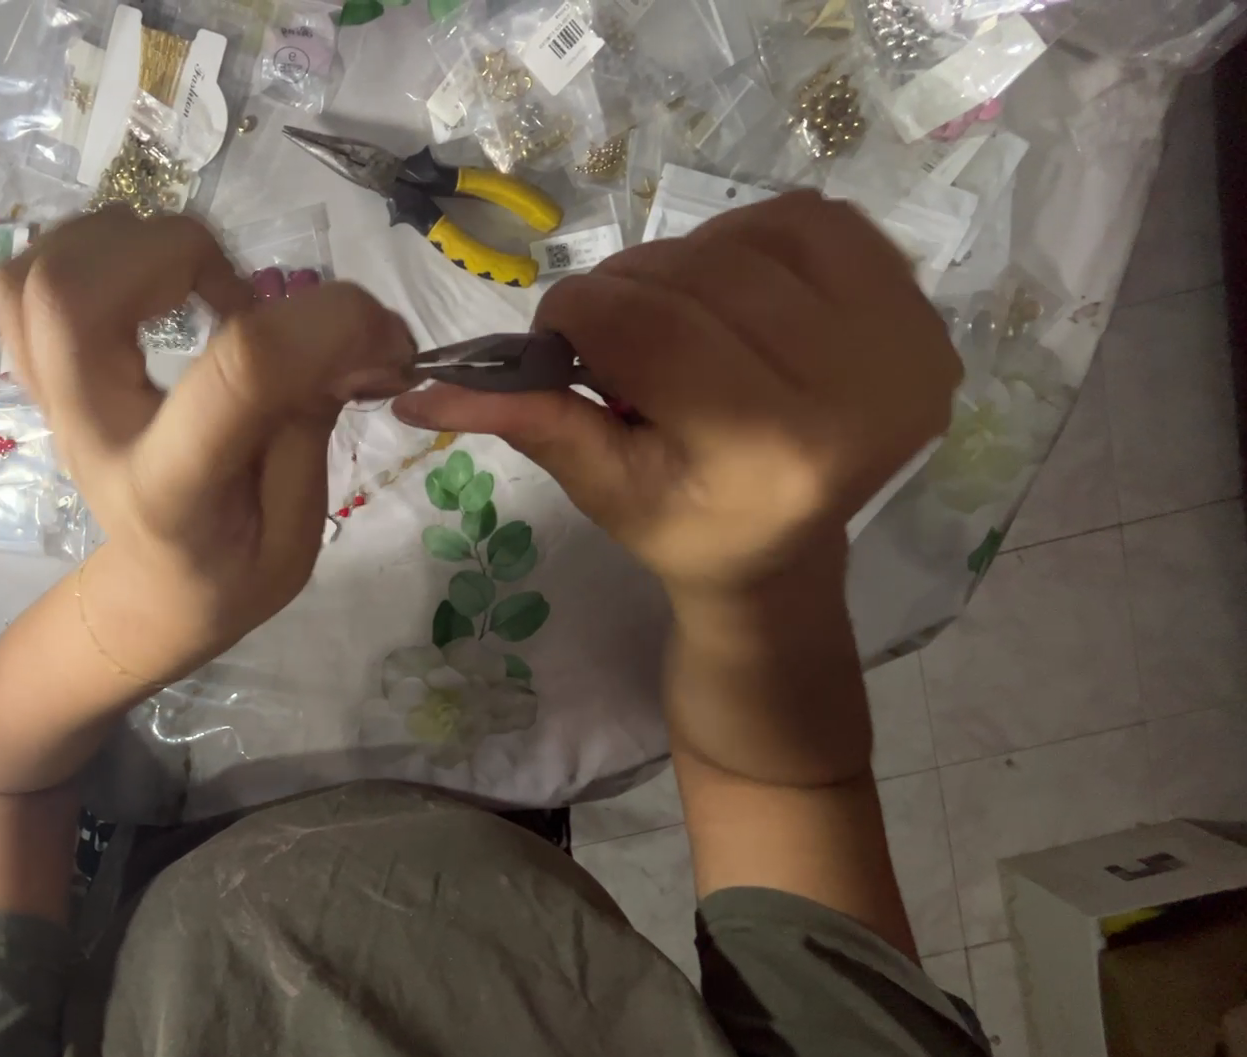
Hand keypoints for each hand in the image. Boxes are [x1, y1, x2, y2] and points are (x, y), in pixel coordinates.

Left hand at [0, 208, 415, 682]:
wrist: (153, 593)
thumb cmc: (233, 573)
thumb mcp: (297, 536)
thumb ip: (311, 427)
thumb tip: (352, 333)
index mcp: (169, 490)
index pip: (237, 374)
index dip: (325, 325)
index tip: (381, 332)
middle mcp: (94, 434)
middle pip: (77, 295)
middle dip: (181, 253)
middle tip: (242, 296)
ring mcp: (54, 403)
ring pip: (41, 273)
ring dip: (127, 243)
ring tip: (193, 282)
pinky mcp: (42, 379)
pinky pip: (21, 285)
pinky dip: (79, 254)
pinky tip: (138, 284)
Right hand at [392, 192, 958, 602]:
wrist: (778, 548)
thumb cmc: (676, 526)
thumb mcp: (594, 482)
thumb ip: (520, 423)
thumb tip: (418, 395)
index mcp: (762, 447)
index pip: (650, 328)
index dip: (579, 309)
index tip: (555, 328)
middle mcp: (856, 388)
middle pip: (697, 276)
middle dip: (625, 287)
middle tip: (608, 331)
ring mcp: (906, 343)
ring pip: (749, 236)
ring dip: (682, 260)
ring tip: (667, 315)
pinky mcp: (924, 313)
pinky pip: (814, 221)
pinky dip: (748, 239)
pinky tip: (728, 291)